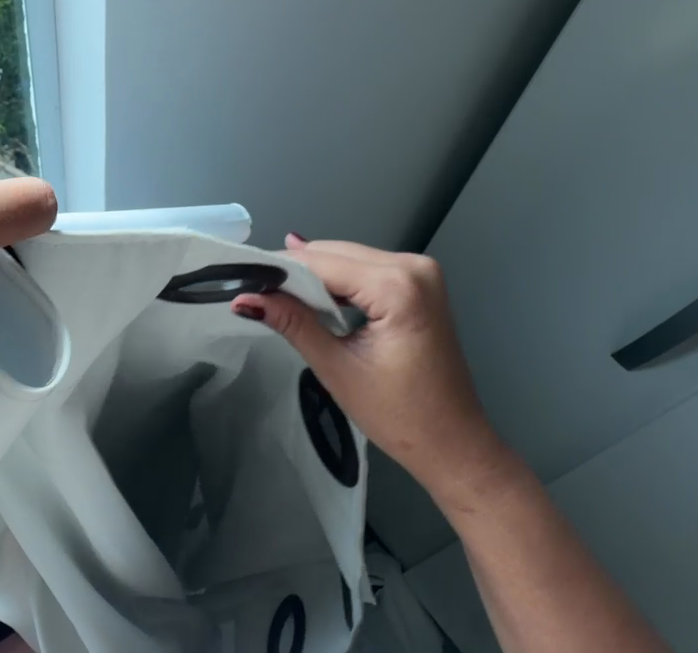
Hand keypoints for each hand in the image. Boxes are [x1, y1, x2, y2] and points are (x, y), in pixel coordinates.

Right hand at [232, 236, 516, 501]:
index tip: (242, 281)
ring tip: (276, 296)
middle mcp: (414, 266)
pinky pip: (365, 268)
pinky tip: (311, 295)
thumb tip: (245, 297)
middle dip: (295, 272)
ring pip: (348, 257)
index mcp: (398, 286)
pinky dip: (338, 281)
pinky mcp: (419, 282)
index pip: (322, 263)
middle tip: (254, 291)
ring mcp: (421, 271)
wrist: (455, 444)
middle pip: (335, 254)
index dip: (279, 271)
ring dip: (314, 276)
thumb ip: (292, 322)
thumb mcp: (336, 368)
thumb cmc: (400, 416)